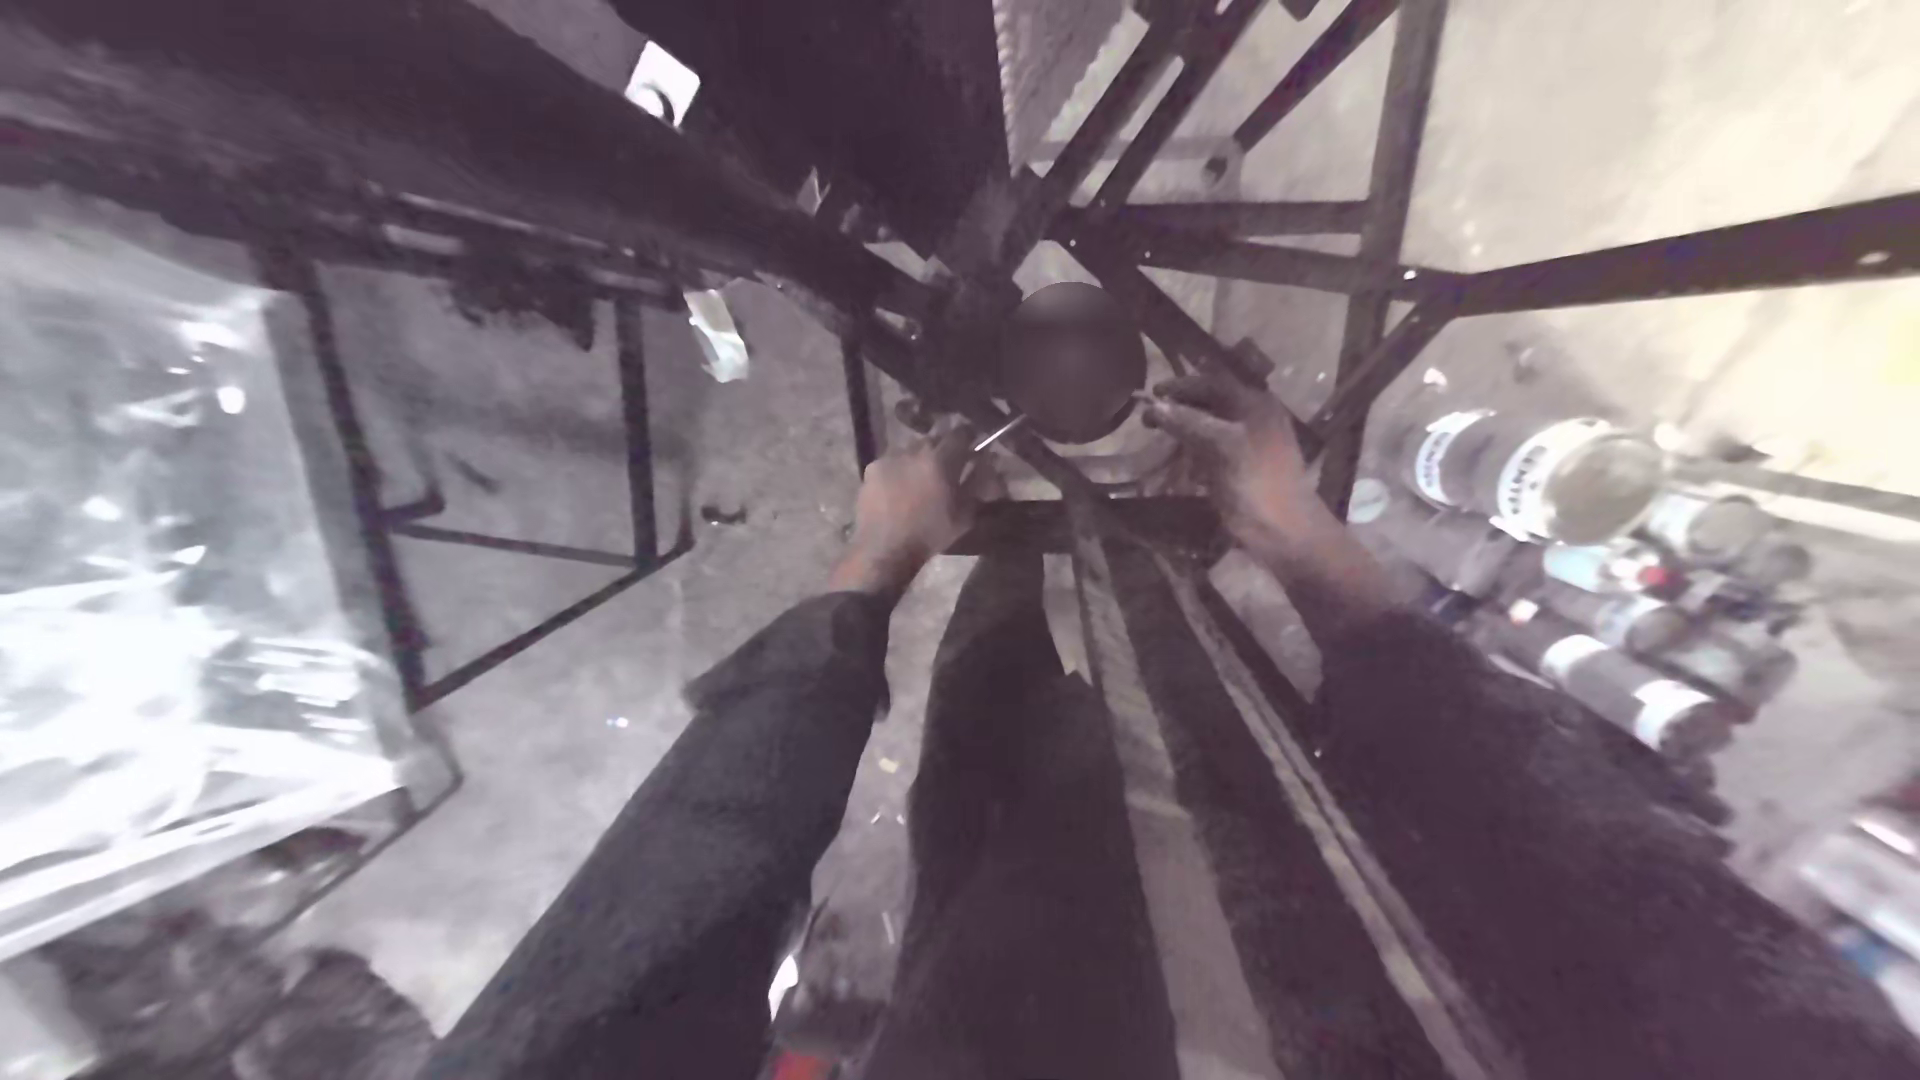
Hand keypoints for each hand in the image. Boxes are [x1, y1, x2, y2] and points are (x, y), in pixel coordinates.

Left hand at [829, 425, 977, 598]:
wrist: (885, 548)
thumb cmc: (930, 534)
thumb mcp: (965, 514)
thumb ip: (978, 483)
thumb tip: (987, 462)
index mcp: (941, 459)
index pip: (961, 433)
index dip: (969, 437)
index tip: (973, 445)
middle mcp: (915, 450)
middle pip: (934, 439)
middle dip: (943, 449)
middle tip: (946, 467)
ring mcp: (890, 457)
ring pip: (911, 449)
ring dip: (919, 459)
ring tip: (919, 479)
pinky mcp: (872, 468)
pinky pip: (891, 461)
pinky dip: (898, 469)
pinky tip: (898, 487)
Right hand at [1141, 374, 1328, 556]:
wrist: (1283, 530)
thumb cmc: (1257, 483)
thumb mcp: (1223, 446)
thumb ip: (1190, 422)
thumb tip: (1155, 406)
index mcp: (1256, 405)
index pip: (1214, 383)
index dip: (1182, 386)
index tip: (1152, 394)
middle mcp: (1252, 418)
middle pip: (1210, 403)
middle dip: (1179, 408)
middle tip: (1150, 419)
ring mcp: (1246, 443)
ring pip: (1208, 426)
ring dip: (1183, 429)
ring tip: (1158, 436)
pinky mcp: (1238, 467)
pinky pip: (1209, 449)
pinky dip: (1191, 449)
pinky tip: (1178, 459)